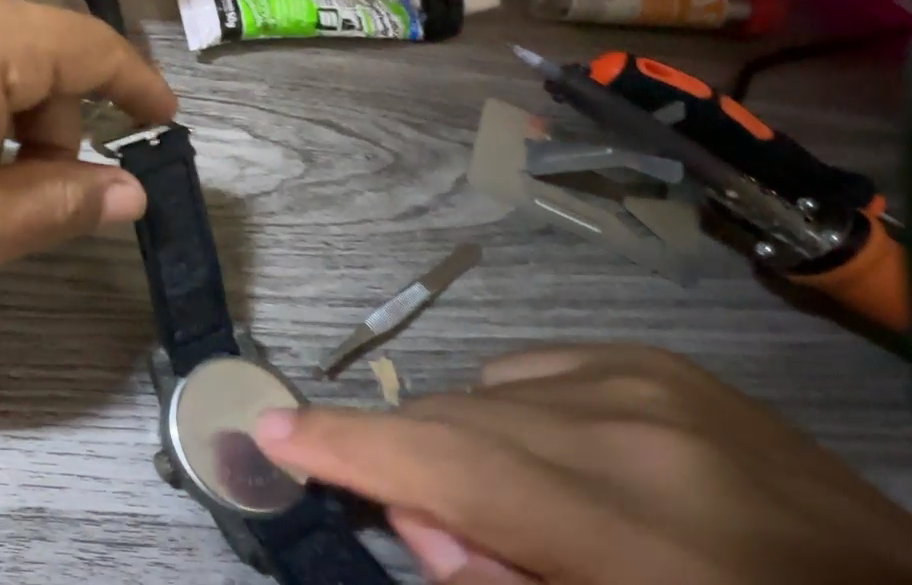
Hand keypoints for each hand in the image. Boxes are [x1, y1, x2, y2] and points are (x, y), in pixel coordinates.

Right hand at [254, 344, 911, 584]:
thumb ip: (495, 580)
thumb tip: (412, 511)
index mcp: (637, 528)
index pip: (452, 466)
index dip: (352, 448)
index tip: (271, 433)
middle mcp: (630, 429)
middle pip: (449, 421)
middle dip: (396, 457)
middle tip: (396, 505)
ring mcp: (643, 381)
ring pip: (474, 392)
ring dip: (456, 441)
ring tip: (498, 495)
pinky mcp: (651, 361)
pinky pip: (520, 370)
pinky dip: (505, 412)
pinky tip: (548, 453)